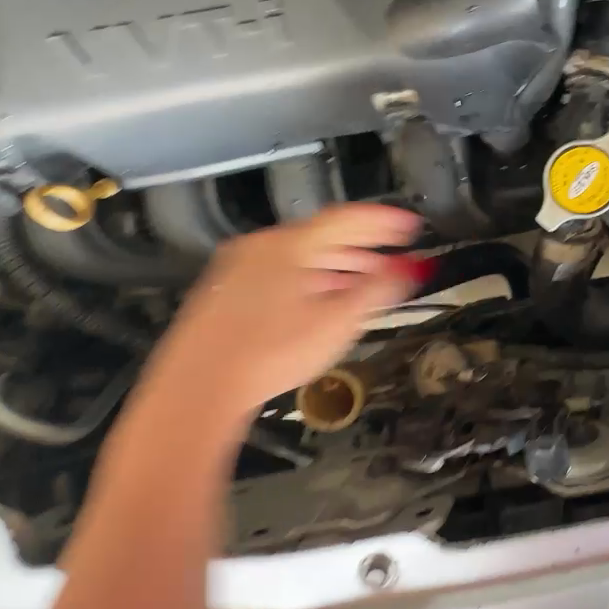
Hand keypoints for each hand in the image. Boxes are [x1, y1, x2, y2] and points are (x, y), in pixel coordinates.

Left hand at [137, 203, 422, 427]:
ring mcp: (237, 270)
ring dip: (335, 265)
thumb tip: (409, 268)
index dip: (383, 221)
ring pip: (299, 256)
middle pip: (322, 236)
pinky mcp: (223, 294)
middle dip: (362, 247)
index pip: (348, 218)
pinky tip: (317, 305)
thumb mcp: (339, 320)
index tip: (406, 225)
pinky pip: (276, 274)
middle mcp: (260, 248)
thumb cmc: (266, 355)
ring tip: (360, 283)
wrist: (198, 390)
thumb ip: (381, 288)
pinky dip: (306, 280)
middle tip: (390, 255)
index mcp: (291, 245)